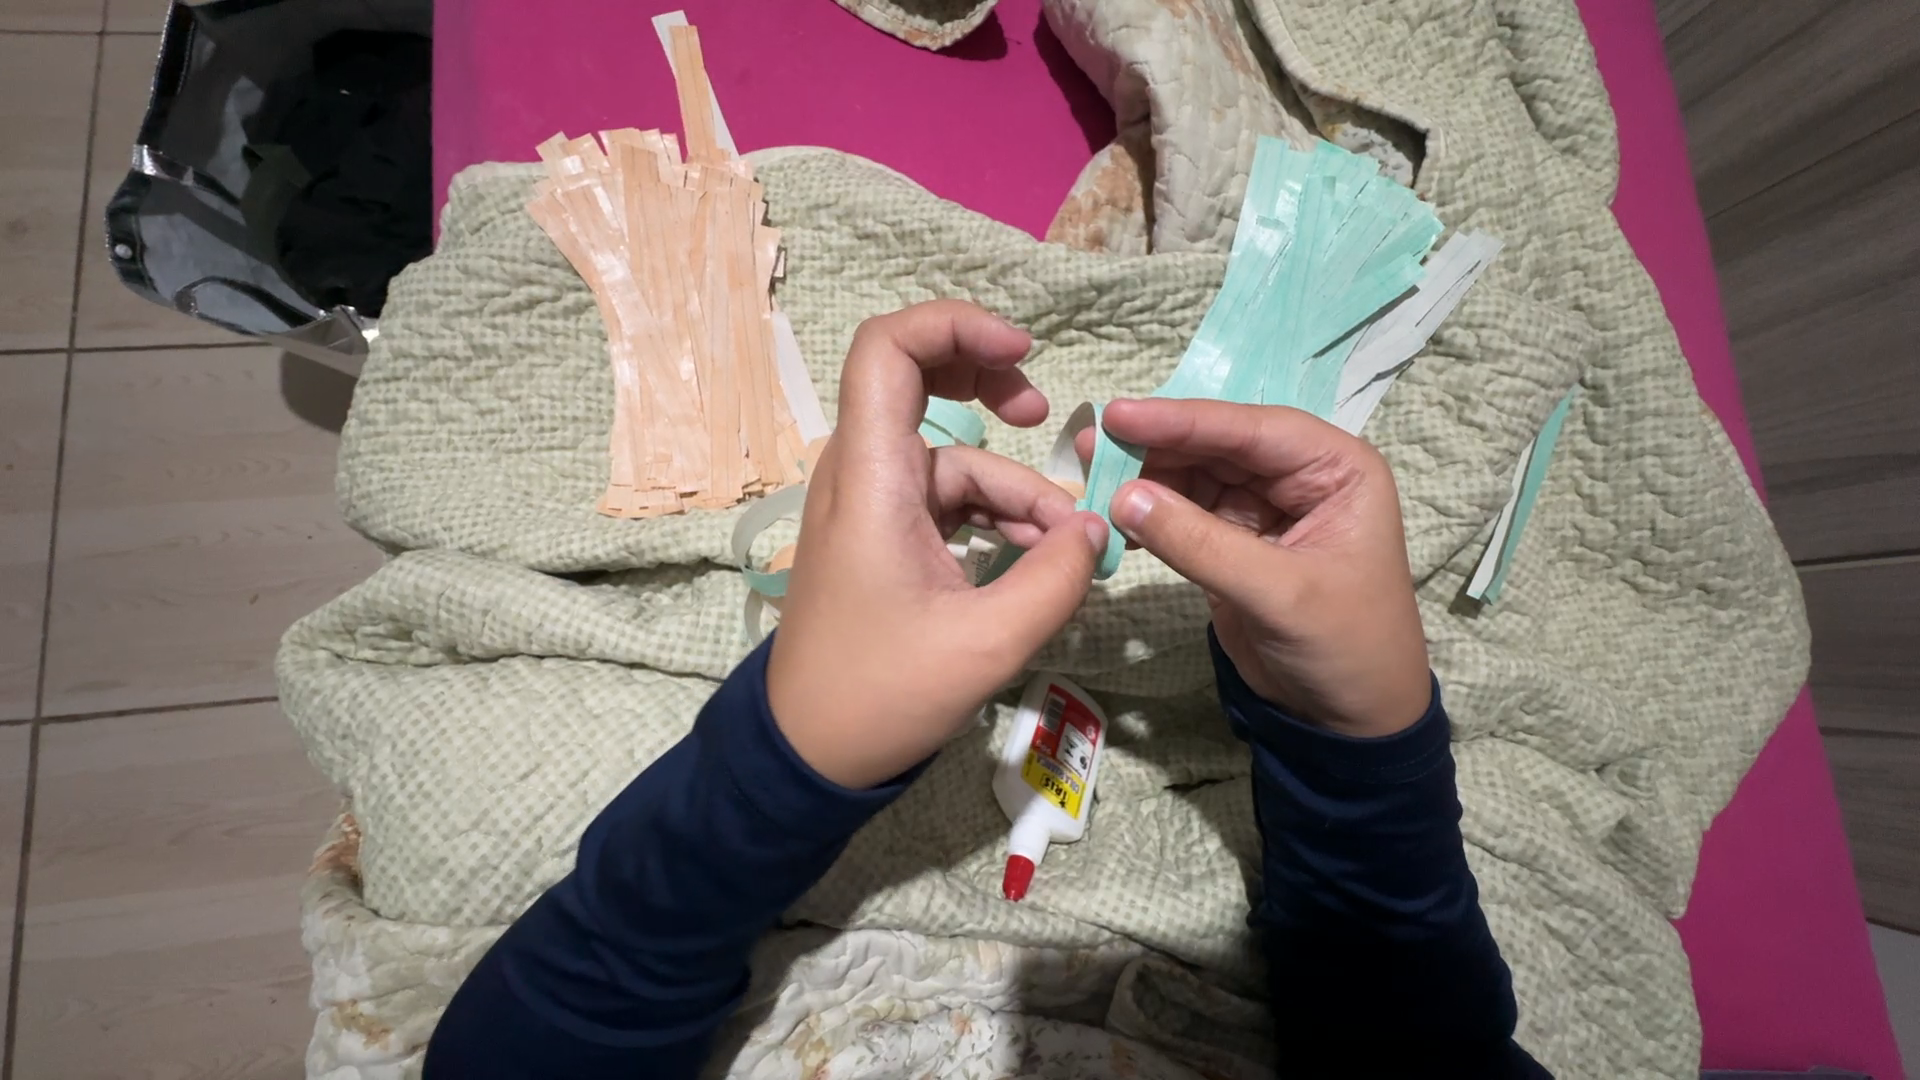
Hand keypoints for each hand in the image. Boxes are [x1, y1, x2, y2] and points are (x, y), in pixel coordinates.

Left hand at [767, 301, 1109, 788]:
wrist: (811, 750)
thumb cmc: (882, 694)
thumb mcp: (986, 642)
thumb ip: (1055, 578)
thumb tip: (1095, 529)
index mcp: (871, 479)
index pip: (888, 349)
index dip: (955, 325)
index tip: (1023, 351)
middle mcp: (863, 475)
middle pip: (916, 380)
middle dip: (988, 384)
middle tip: (1041, 414)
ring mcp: (872, 505)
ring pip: (952, 460)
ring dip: (1013, 489)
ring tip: (1066, 542)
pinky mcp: (885, 536)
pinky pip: (947, 500)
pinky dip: (993, 515)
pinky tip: (1034, 551)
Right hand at [1078, 399, 1430, 737]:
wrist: (1347, 717)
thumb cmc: (1343, 646)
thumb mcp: (1278, 592)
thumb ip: (1199, 542)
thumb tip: (1122, 497)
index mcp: (1333, 469)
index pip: (1250, 430)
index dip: (1182, 420)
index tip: (1117, 416)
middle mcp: (1295, 477)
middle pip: (1213, 445)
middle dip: (1153, 446)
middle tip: (1089, 445)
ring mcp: (1258, 508)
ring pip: (1190, 476)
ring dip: (1142, 479)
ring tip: (1089, 479)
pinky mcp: (1228, 541)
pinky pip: (1179, 515)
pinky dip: (1145, 517)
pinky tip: (1112, 521)